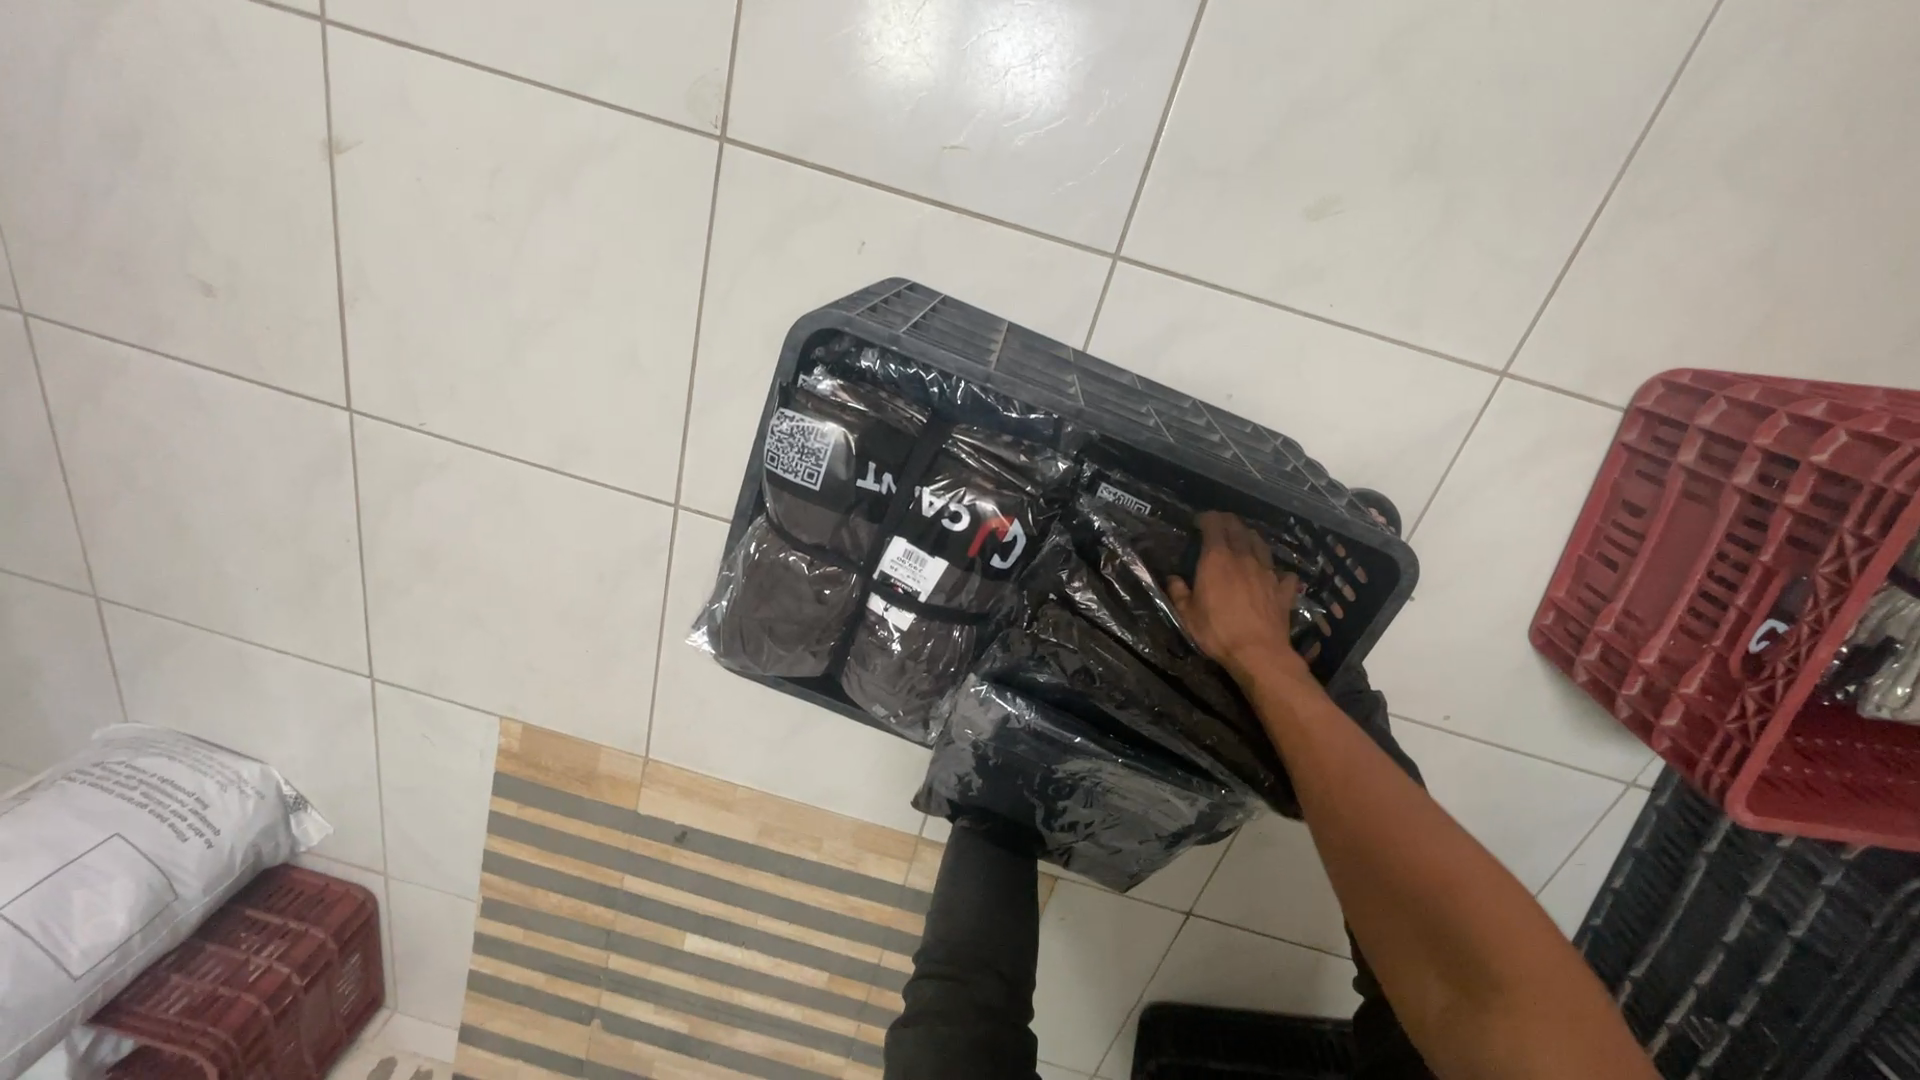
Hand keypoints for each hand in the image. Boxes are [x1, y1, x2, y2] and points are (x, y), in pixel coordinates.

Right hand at [1167, 512, 1313, 687]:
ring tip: (1244, 539)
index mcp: (1217, 559)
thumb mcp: (1187, 614)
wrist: (1258, 652)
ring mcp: (1267, 573)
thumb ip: (1179, 592)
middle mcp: (1244, 558)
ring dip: (1251, 537)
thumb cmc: (1217, 631)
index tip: (1198, 521)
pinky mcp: (1283, 590)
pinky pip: (1284, 574)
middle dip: (1228, 522)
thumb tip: (1172, 579)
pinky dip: (1278, 571)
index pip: (1214, 525)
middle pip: (1239, 529)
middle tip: (1219, 525)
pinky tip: (1275, 575)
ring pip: (1261, 545)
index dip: (1206, 518)